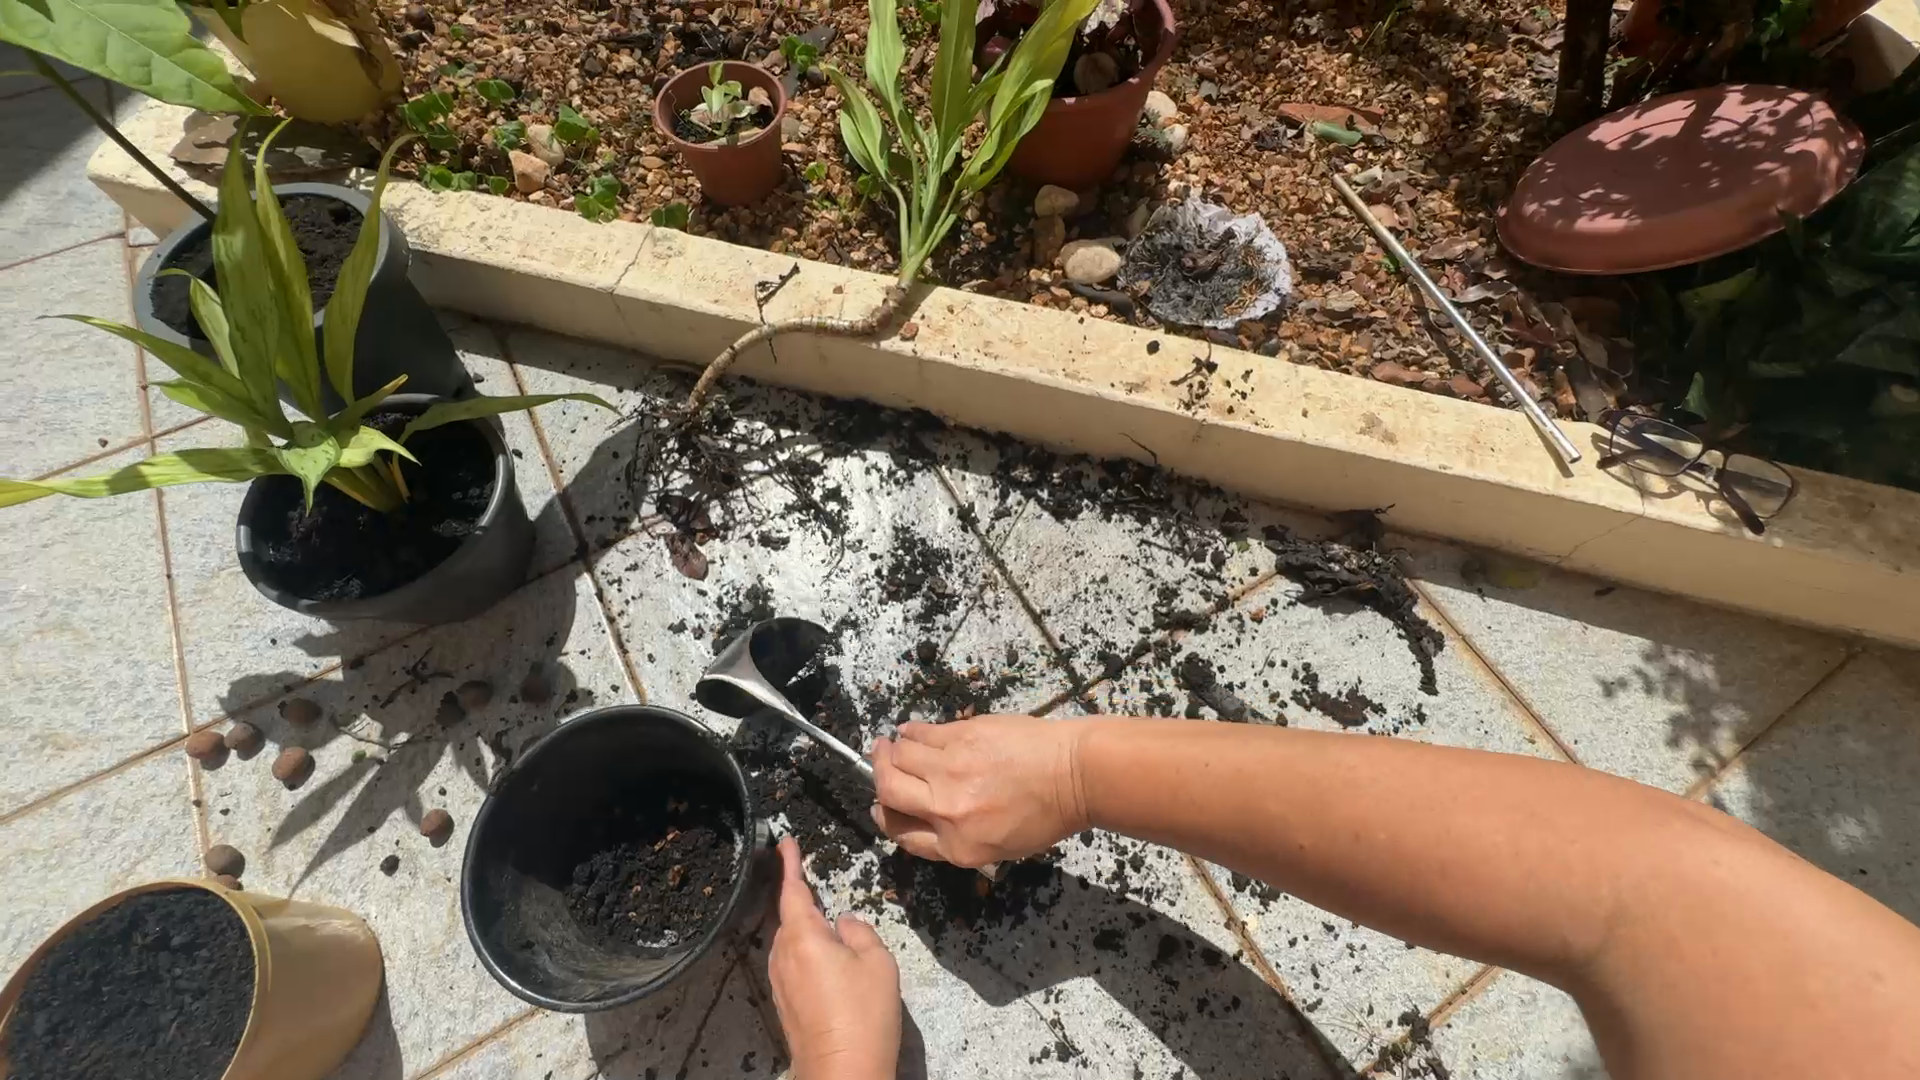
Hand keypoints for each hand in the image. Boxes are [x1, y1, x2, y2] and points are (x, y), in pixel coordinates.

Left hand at [767, 836, 900, 1079]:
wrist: (843, 1075)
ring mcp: (781, 983)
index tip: (784, 842)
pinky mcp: (785, 1005)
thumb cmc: (863, 1013)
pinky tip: (822, 952)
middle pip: (787, 916)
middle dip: (797, 894)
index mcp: (803, 937)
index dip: (789, 864)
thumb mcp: (877, 961)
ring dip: (802, 924)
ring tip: (821, 913)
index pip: (792, 890)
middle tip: (806, 873)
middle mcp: (784, 956)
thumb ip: (860, 931)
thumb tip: (843, 925)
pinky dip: (803, 947)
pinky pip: (792, 961)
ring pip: (789, 940)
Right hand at [869, 715, 1091, 866]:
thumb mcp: (996, 847)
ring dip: (890, 750)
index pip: (900, 832)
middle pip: (888, 790)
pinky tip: (910, 730)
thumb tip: (916, 814)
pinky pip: (922, 731)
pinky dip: (910, 731)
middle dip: (876, 775)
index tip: (880, 803)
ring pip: (900, 754)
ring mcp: (952, 768)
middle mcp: (947, 808)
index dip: (885, 815)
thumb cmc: (1043, 815)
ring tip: (892, 745)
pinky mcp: (962, 734)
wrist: (1073, 775)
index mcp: (957, 845)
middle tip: (877, 762)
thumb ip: (951, 838)